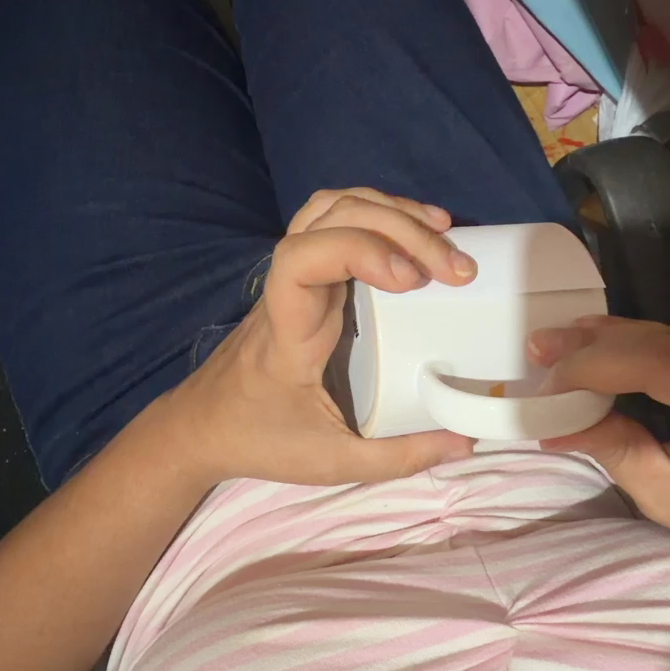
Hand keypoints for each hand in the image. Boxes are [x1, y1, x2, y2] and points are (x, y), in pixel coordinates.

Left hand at [156, 188, 477, 486]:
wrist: (202, 425)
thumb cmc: (261, 440)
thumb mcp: (332, 463)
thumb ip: (400, 457)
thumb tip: (467, 443)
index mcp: (289, 331)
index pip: (301, 259)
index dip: (358, 250)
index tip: (411, 281)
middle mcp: (287, 289)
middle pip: (330, 218)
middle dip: (400, 228)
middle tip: (458, 267)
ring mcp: (291, 276)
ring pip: (329, 207)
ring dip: (389, 210)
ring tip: (443, 233)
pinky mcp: (302, 277)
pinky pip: (332, 221)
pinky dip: (376, 213)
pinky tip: (414, 232)